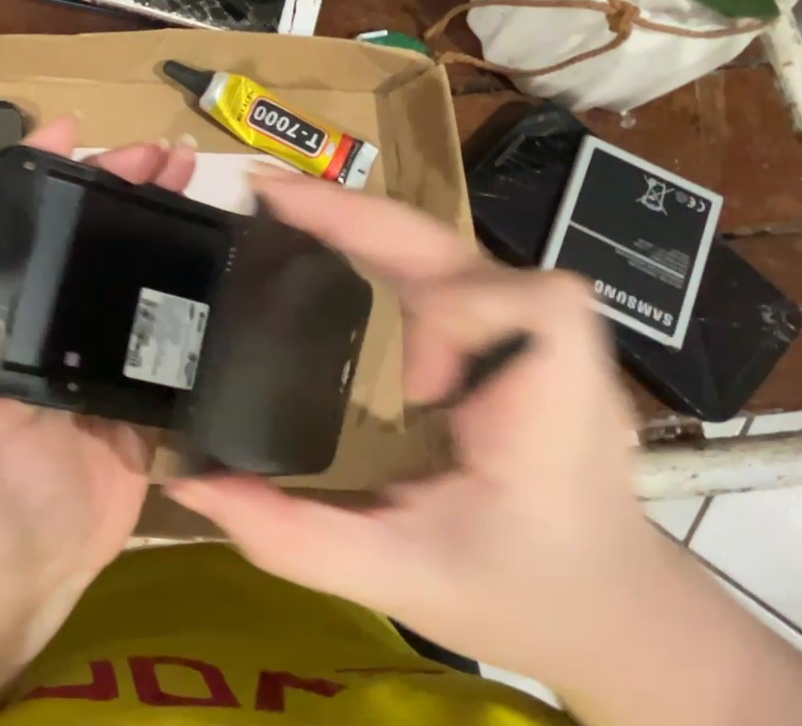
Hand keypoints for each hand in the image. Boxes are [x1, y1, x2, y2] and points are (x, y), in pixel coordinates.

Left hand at [0, 119, 196, 600]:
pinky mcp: (142, 379)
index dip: (35, 175)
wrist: (37, 561)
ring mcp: (98, 346)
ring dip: (156, 217)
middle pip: (81, 235)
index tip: (69, 132)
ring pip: (126, 265)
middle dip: (115, 184)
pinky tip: (219, 253)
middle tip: (159, 154)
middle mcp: (47, 318)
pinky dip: (191, 281)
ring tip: (194, 177)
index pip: (11, 230)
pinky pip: (168, 321)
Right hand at [166, 171, 655, 684]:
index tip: (416, 388)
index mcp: (548, 416)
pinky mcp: (497, 332)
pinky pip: (437, 267)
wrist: (610, 605)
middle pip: (463, 248)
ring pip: (447, 245)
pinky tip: (328, 253)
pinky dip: (376, 248)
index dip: (464, 312)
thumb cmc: (524, 594)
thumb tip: (192, 484)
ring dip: (363, 225)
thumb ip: (296, 539)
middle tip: (267, 196)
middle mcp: (546, 354)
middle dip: (362, 216)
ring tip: (282, 212)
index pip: (537, 307)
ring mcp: (524, 334)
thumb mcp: (402, 579)